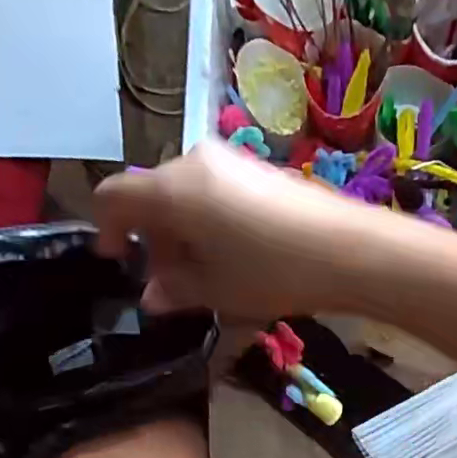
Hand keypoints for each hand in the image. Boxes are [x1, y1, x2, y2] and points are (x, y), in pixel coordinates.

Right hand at [92, 140, 446, 319]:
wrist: (350, 250)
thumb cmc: (273, 272)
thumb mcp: (218, 291)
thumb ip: (176, 290)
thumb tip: (152, 296)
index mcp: (172, 188)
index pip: (115, 197)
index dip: (106, 229)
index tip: (116, 260)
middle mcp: (196, 162)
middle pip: (155, 196)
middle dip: (155, 239)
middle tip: (170, 281)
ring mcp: (235, 163)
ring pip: (190, 195)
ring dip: (186, 233)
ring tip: (208, 275)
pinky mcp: (265, 172)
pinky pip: (221, 194)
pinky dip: (214, 223)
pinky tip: (238, 257)